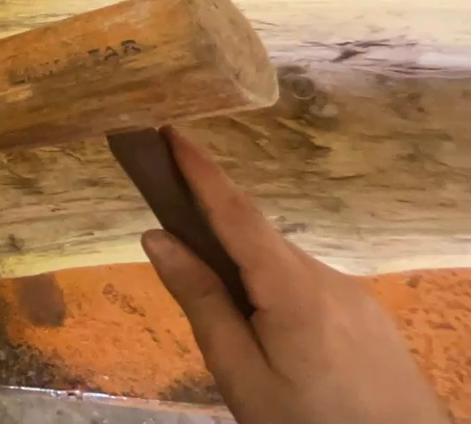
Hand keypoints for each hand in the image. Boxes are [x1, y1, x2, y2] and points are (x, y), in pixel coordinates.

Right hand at [144, 129, 449, 423]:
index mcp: (294, 291)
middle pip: (255, 237)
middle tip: (165, 236)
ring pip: (278, 262)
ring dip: (238, 262)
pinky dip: (266, 282)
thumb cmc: (306, 423)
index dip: (202, 172)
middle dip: (208, 225)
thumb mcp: (238, 369)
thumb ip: (199, 299)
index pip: (237, 215)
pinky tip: (257, 320)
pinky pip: (302, 283)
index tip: (172, 132)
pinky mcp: (370, 322)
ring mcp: (357, 301)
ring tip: (214, 303)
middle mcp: (330, 282)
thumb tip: (157, 236)